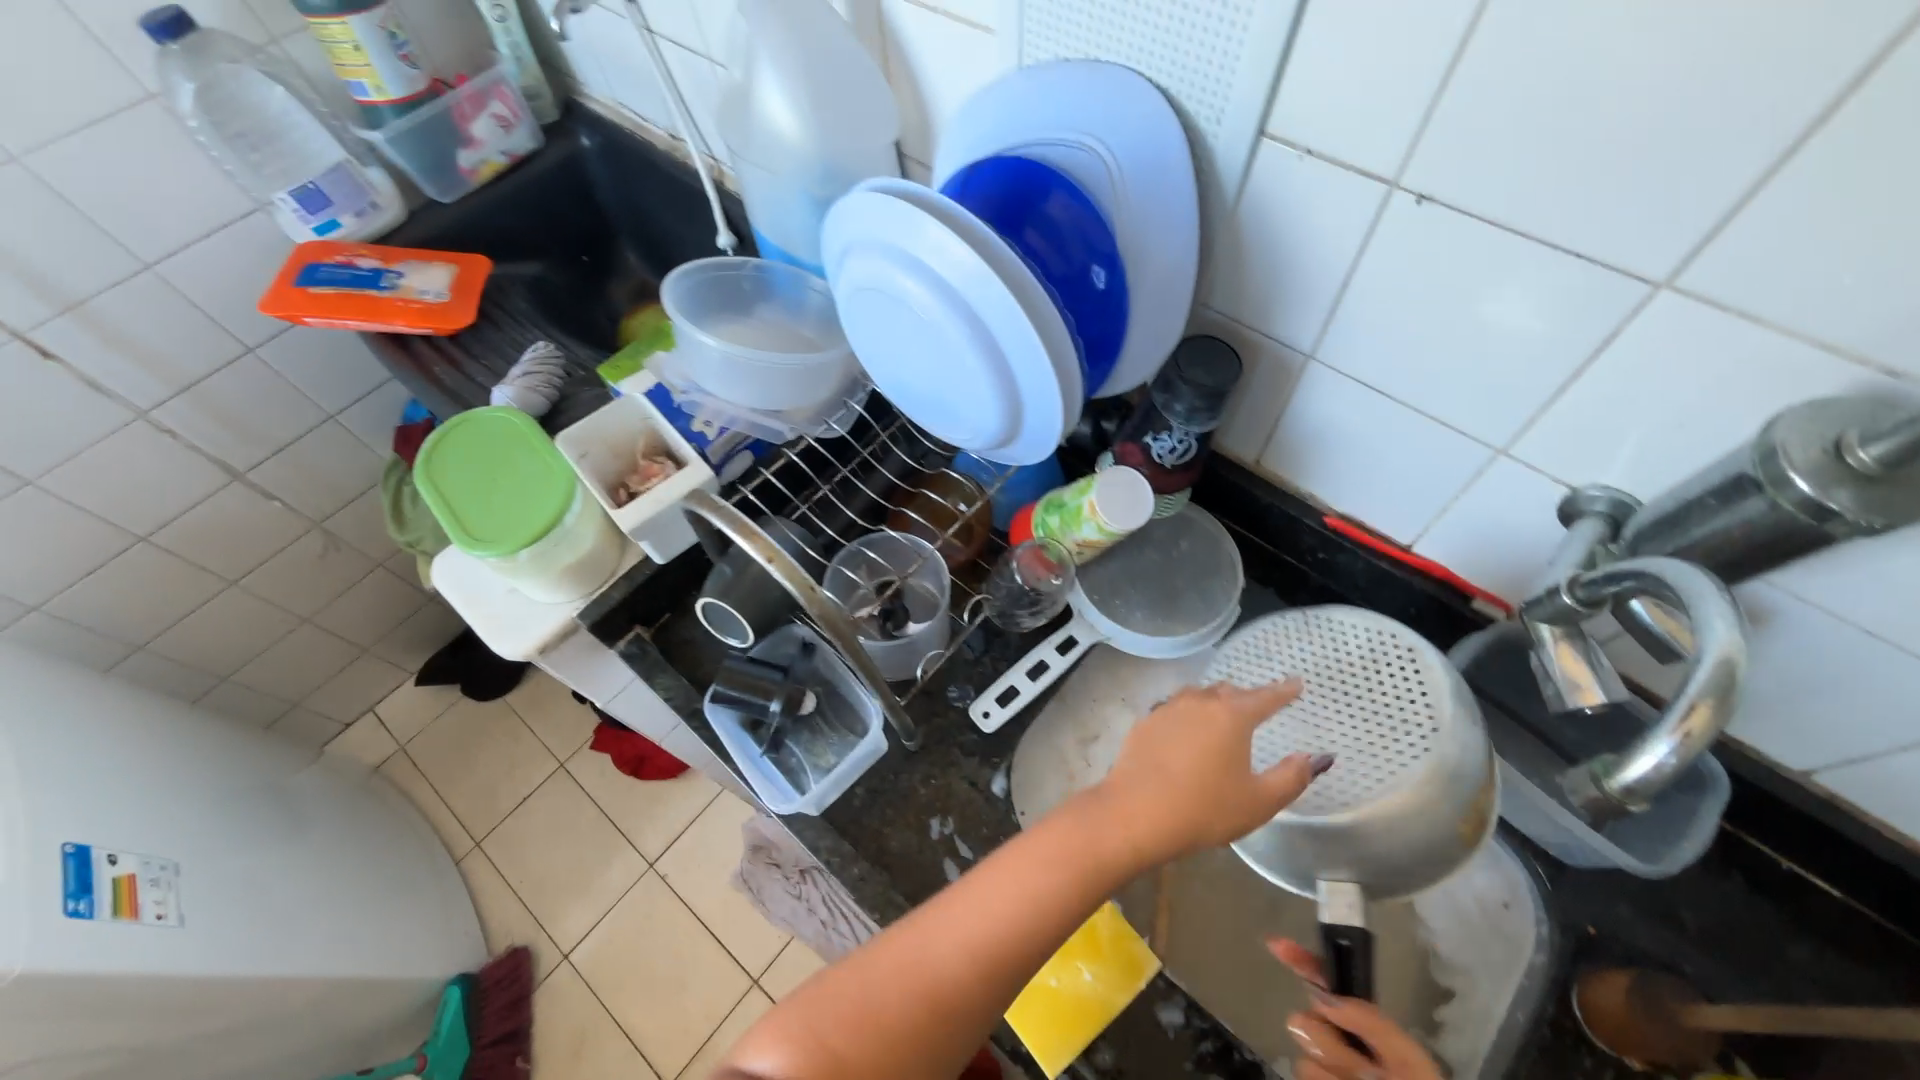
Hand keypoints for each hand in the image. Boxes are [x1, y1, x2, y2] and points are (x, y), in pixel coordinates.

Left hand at [1095, 678, 1322, 861]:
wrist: (1136, 813)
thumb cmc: (1204, 809)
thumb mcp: (1259, 801)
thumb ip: (1292, 776)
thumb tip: (1315, 757)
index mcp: (1232, 715)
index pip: (1265, 697)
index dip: (1284, 691)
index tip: (1296, 683)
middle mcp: (1199, 703)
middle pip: (1228, 691)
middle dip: (1246, 696)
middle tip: (1258, 705)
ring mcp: (1166, 710)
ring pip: (1197, 696)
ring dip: (1213, 701)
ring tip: (1221, 713)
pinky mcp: (1144, 724)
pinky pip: (1173, 710)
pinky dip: (1187, 715)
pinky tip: (1185, 730)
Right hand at [1268, 939, 1442, 1079]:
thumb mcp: (1408, 1059)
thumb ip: (1372, 1023)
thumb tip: (1322, 998)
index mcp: (1360, 1022)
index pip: (1325, 983)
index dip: (1302, 961)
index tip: (1275, 944)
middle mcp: (1336, 1038)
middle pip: (1305, 1021)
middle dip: (1331, 1046)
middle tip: (1363, 1069)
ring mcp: (1322, 1065)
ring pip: (1304, 1058)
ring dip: (1334, 1072)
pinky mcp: (1313, 1078)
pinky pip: (1303, 1074)